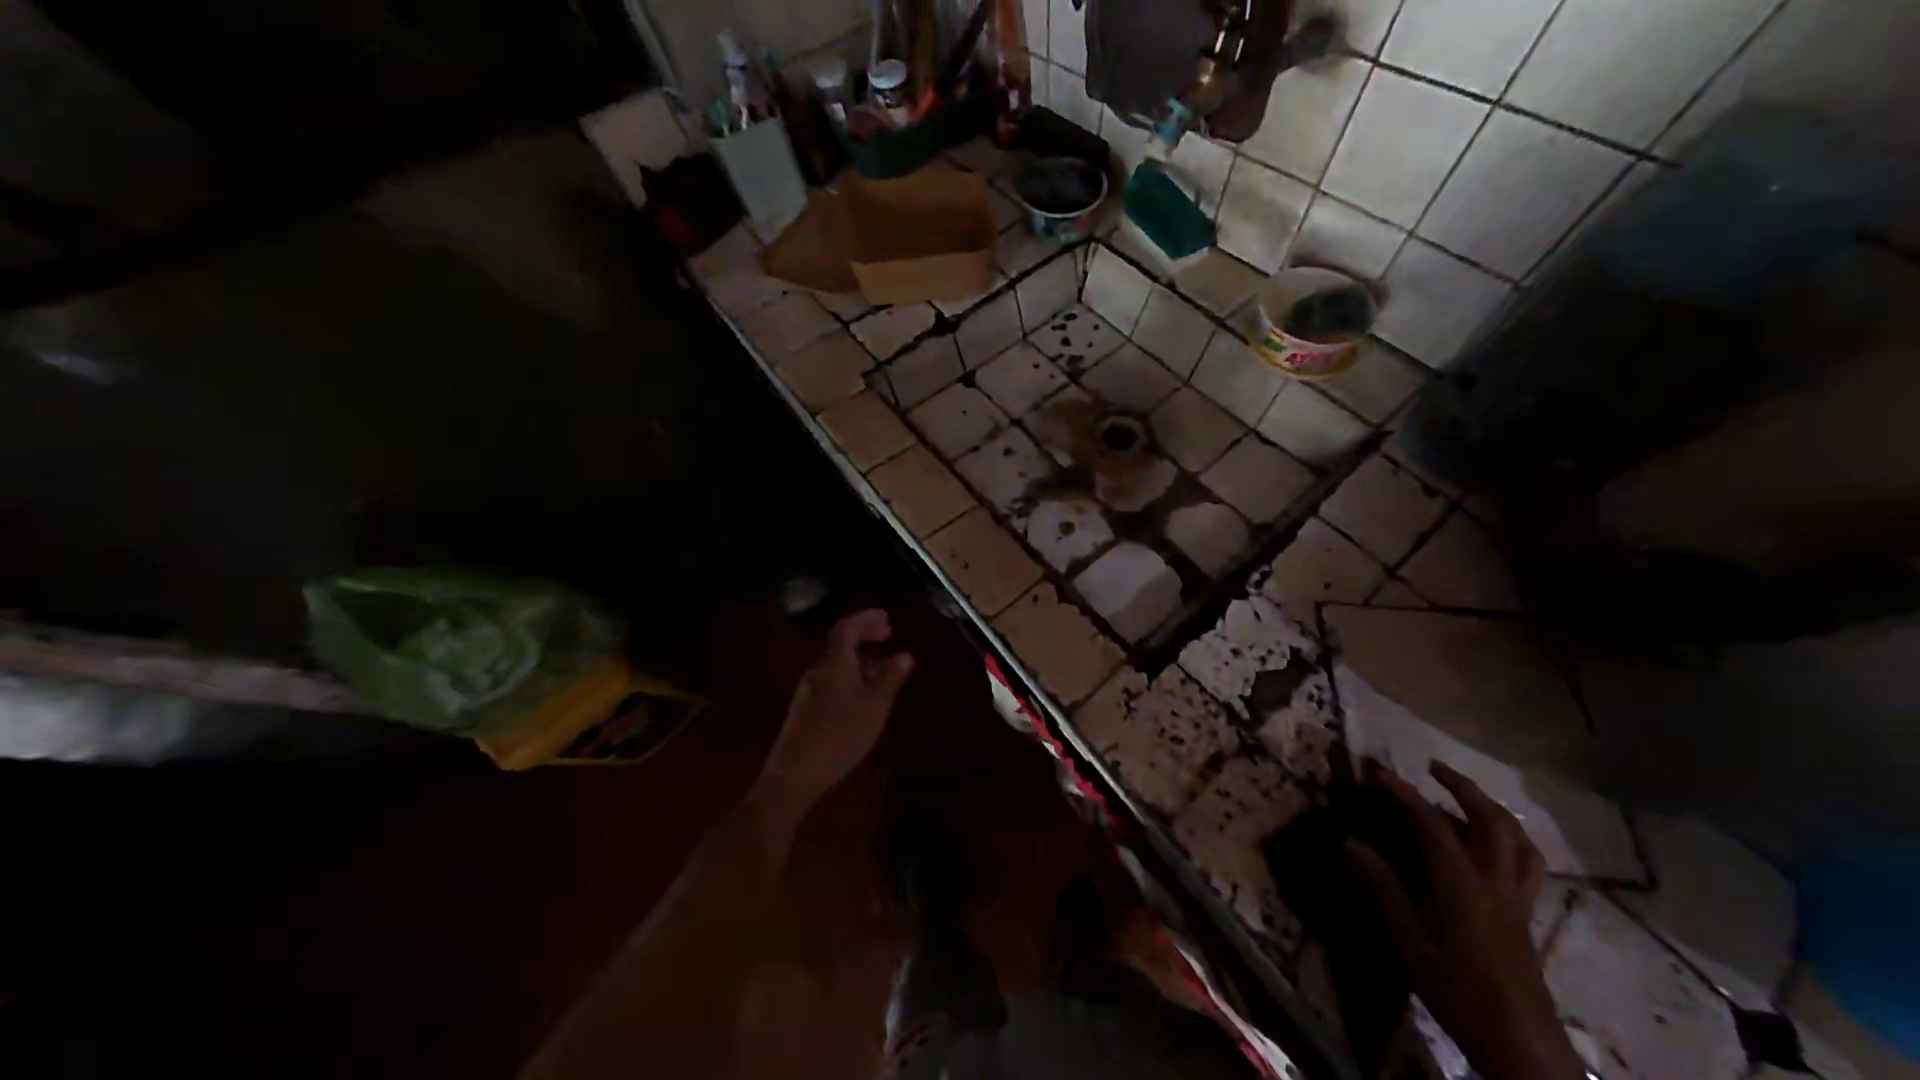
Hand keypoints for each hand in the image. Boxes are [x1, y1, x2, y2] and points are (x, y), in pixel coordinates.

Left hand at [758, 609, 913, 811]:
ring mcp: (807, 692)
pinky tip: (862, 700)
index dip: (866, 619)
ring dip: (860, 661)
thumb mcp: (874, 708)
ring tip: (883, 674)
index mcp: (834, 665)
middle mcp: (817, 672)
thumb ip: (890, 680)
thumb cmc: (839, 737)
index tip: (887, 618)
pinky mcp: (804, 710)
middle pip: (840, 645)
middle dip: (864, 637)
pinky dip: (850, 678)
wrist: (793, 775)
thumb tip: (905, 656)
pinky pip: (831, 682)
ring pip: (836, 665)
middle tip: (888, 636)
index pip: (847, 628)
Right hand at [1345, 761, 1583, 1079]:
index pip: (1431, 822)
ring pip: (1517, 838)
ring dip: (1491, 807)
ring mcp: (1516, 897)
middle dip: (1461, 786)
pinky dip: (1511, 839)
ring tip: (1465, 795)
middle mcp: (1495, 880)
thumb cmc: (1456, 987)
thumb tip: (1351, 843)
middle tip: (1432, 767)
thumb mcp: (1407, 940)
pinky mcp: (1526, 913)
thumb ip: (1382, 888)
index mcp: (1462, 883)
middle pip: (1490, 819)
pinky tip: (1493, 844)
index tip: (1376, 771)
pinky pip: (1527, 862)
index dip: (1402, 792)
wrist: (1519, 1040)